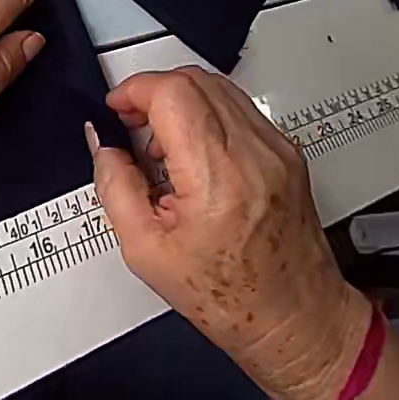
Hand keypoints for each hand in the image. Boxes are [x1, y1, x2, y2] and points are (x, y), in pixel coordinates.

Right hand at [88, 68, 372, 399]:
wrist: (295, 319)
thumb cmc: (229, 296)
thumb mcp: (144, 248)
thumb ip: (114, 185)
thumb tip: (103, 144)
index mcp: (217, 178)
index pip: (172, 93)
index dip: (134, 90)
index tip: (117, 107)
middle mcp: (254, 154)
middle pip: (193, 80)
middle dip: (151, 91)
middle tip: (131, 120)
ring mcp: (276, 149)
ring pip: (216, 87)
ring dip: (177, 100)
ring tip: (159, 143)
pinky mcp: (285, 152)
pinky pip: (235, 107)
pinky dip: (202, 114)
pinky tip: (189, 152)